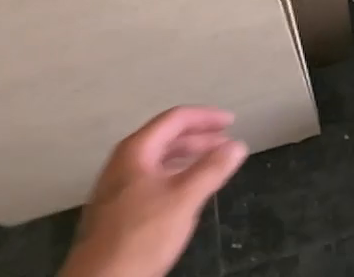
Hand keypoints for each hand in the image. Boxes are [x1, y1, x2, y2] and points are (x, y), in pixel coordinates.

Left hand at [57, 107, 247, 276]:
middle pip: (166, 138)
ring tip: (212, 166)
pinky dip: (174, 177)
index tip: (231, 122)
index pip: (175, 119)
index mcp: (136, 150)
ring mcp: (116, 187)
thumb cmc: (141, 236)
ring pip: (158, 161)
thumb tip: (237, 146)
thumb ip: (212, 169)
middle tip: (226, 144)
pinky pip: (151, 180)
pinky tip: (186, 193)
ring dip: (187, 159)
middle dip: (199, 138)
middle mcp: (123, 162)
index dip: (206, 117)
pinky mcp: (115, 211)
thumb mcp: (183, 199)